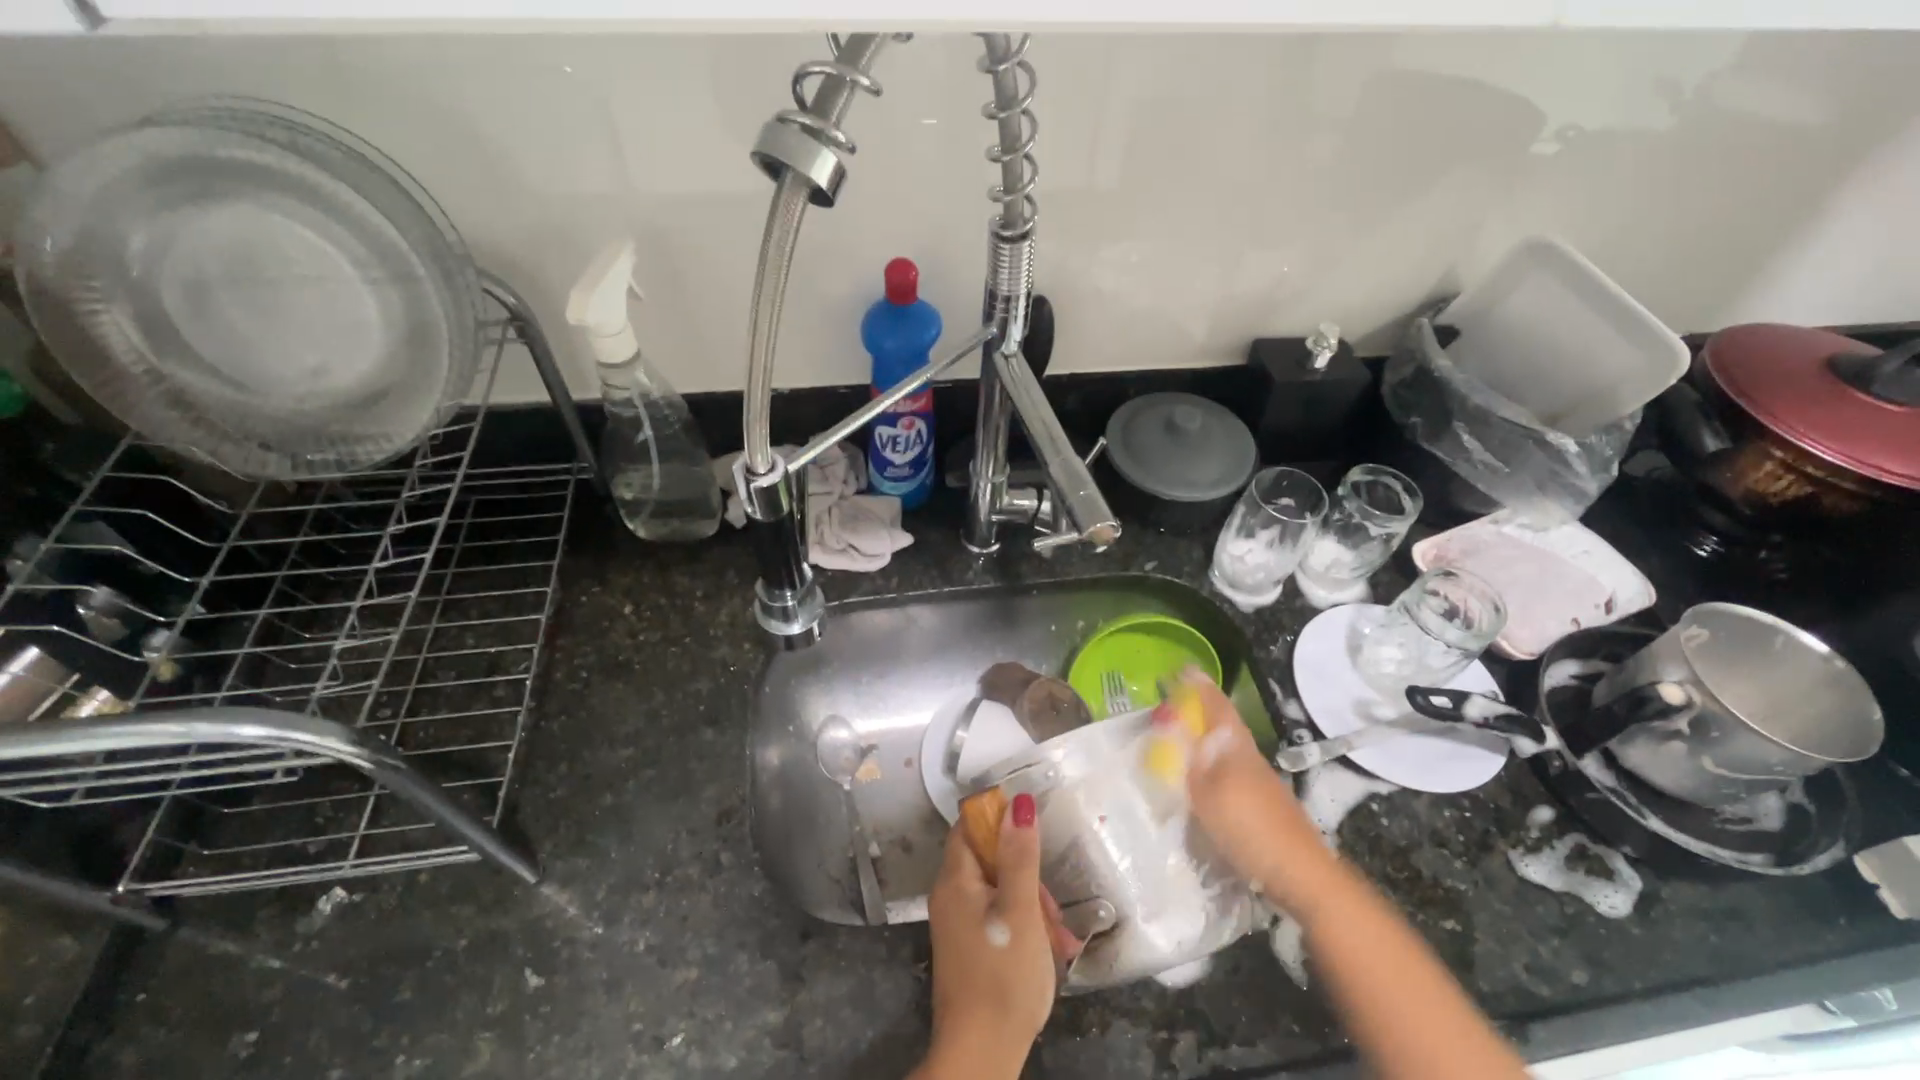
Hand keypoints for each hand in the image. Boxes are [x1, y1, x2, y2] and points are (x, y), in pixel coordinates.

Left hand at [915, 794, 1080, 1079]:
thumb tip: (1016, 802)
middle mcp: (950, 897)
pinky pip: (999, 919)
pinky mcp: (971, 948)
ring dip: (1033, 905)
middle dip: (1026, 874)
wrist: (981, 1050)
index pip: (968, 827)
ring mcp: (959, 925)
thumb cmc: (1003, 974)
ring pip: (1000, 892)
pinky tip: (1051, 951)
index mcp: (954, 880)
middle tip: (1051, 906)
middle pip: (989, 860)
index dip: (999, 820)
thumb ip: (1019, 855)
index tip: (1033, 833)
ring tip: (1058, 938)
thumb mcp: (1020, 909)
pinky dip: (1025, 927)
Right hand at [1174, 669, 1339, 918]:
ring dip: (1206, 742)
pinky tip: (1203, 785)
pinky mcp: (1264, 807)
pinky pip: (1231, 774)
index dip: (1200, 687)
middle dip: (1200, 713)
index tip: (1184, 669)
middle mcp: (1249, 759)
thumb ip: (1195, 762)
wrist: (1302, 875)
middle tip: (1173, 708)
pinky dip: (1213, 769)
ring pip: (1228, 751)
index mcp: (1235, 749)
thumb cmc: (1250, 829)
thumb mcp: (1209, 795)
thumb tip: (1187, 728)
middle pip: (1223, 726)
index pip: (1217, 707)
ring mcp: (1260, 783)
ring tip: (1181, 745)